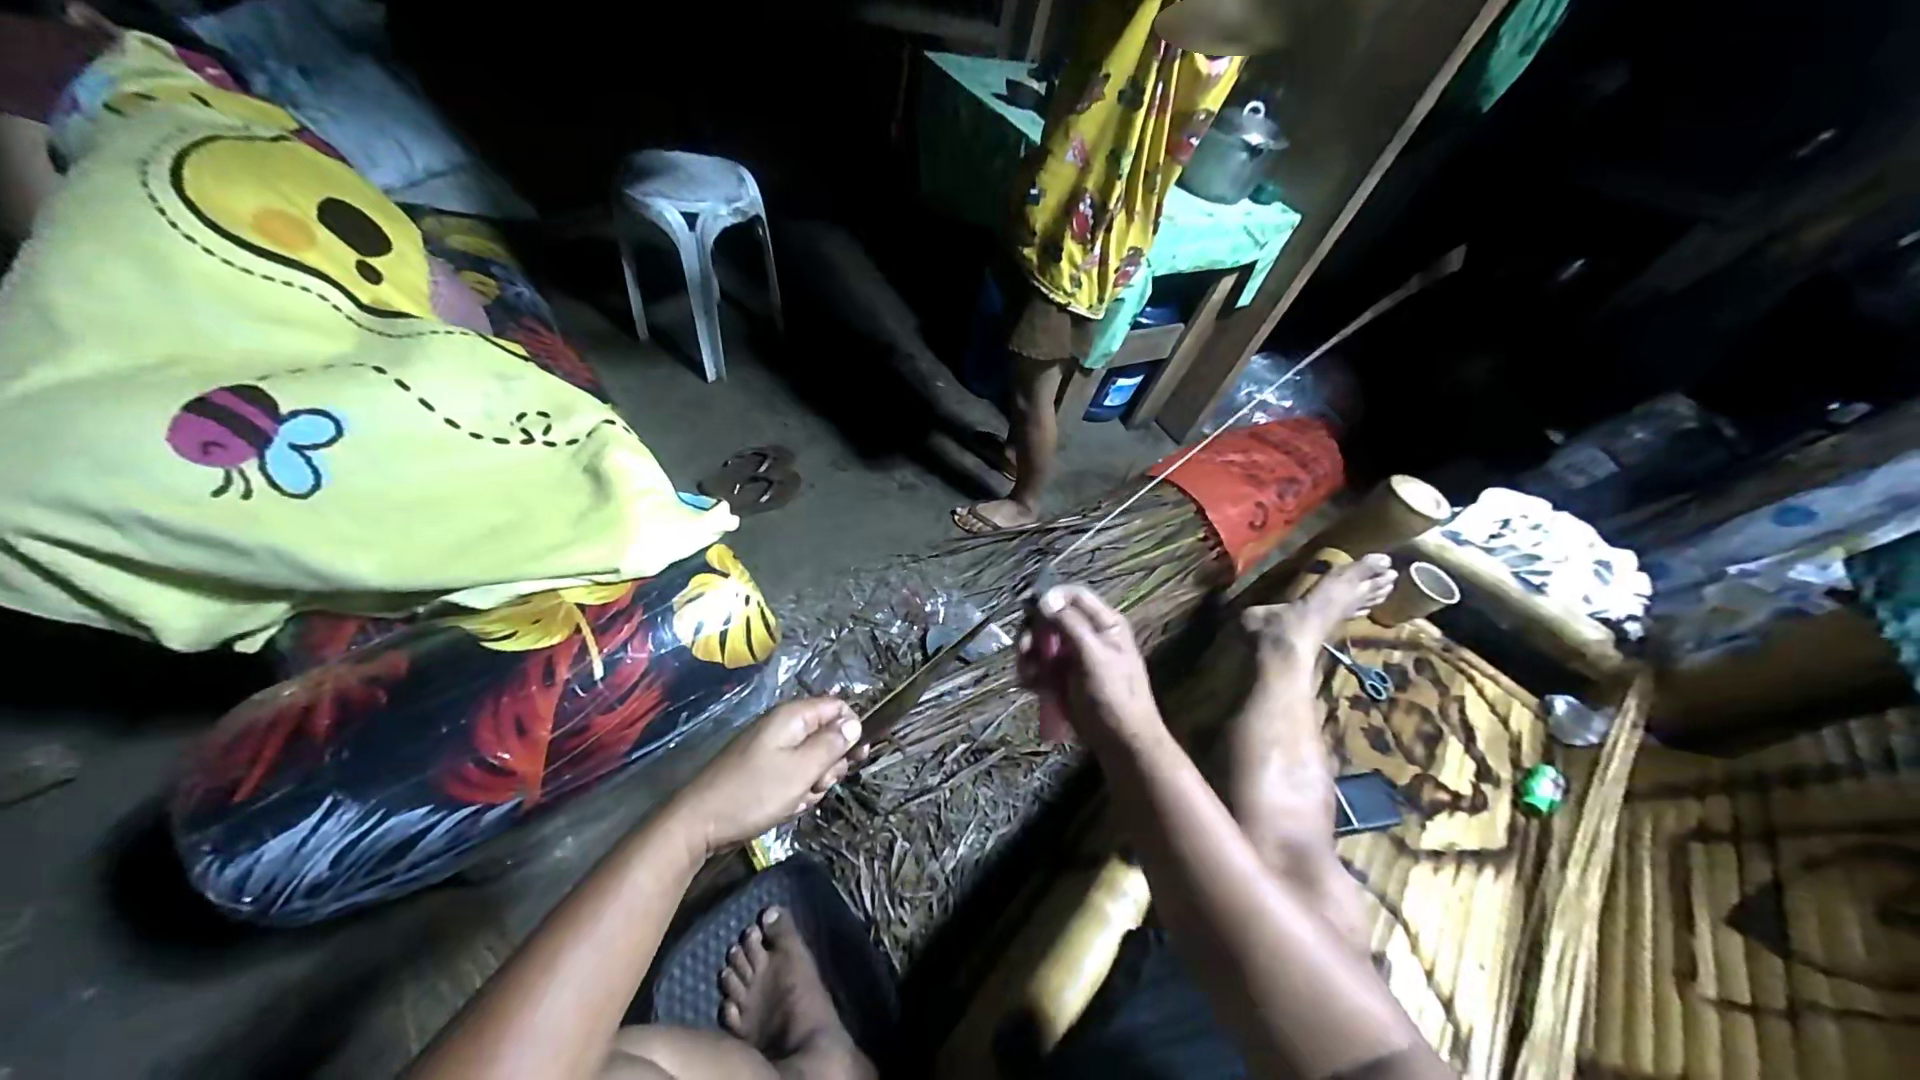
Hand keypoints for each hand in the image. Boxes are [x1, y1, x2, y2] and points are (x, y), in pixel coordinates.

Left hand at [670, 697, 864, 855]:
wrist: (700, 823)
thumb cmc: (753, 793)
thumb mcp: (801, 770)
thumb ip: (832, 744)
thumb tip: (855, 723)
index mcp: (792, 717)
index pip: (838, 707)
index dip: (851, 729)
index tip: (856, 757)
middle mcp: (784, 726)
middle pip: (827, 735)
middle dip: (830, 763)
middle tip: (818, 784)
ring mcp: (773, 748)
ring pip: (813, 760)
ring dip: (814, 782)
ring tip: (797, 799)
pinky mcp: (765, 769)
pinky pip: (795, 774)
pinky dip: (796, 791)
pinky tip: (786, 806)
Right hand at [1018, 583, 1164, 747]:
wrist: (1122, 743)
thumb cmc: (1114, 697)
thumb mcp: (1093, 656)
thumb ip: (1069, 625)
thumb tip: (1045, 599)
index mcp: (1104, 624)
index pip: (1073, 595)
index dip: (1051, 599)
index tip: (1034, 614)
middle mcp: (1087, 635)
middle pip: (1050, 619)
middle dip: (1034, 633)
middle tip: (1025, 651)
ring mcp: (1073, 658)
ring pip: (1039, 644)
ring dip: (1028, 657)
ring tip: (1027, 676)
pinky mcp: (1062, 679)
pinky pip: (1038, 666)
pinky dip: (1030, 673)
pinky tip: (1029, 686)